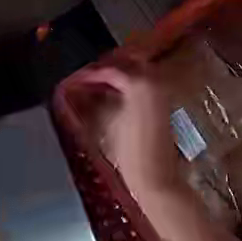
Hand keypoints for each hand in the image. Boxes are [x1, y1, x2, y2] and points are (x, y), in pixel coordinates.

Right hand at [65, 61, 185, 204]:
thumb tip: (81, 90)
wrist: (156, 177)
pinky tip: (116, 95)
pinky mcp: (165, 105)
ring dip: (121, 74)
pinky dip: (131, 84)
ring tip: (100, 83)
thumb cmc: (129, 153)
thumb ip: (93, 101)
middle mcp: (154, 82)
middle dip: (109, 67)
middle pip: (129, 63)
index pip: (111, 70)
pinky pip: (146, 84)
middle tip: (89, 76)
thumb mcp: (105, 123)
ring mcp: (162, 93)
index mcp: (138, 84)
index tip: (76, 79)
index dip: (91, 74)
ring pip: (140, 72)